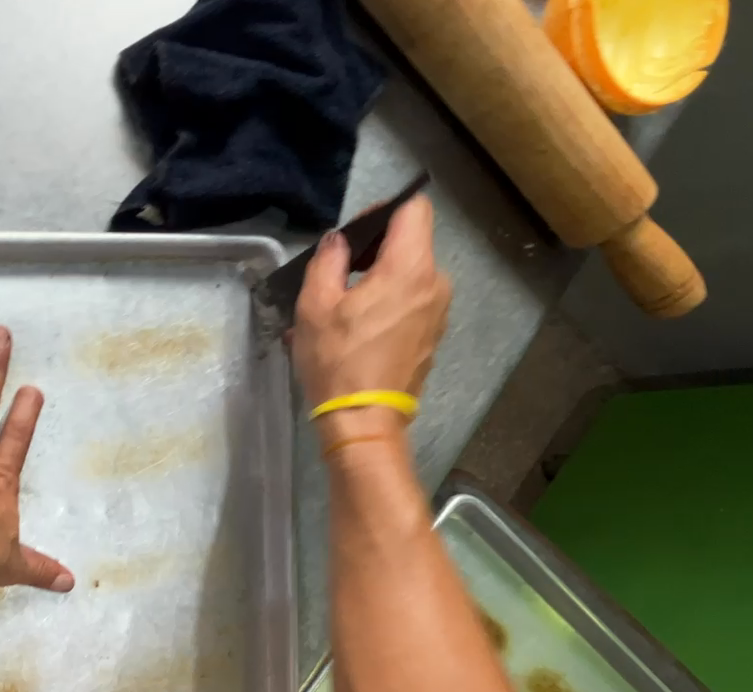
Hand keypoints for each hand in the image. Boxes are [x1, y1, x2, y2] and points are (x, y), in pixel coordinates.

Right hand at [291, 195, 451, 428]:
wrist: (363, 420)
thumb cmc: (337, 360)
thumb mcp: (314, 306)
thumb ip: (327, 262)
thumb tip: (337, 242)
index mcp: (410, 268)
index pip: (413, 209)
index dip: (382, 210)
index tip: (353, 234)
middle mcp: (435, 284)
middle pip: (410, 245)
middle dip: (374, 252)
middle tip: (337, 275)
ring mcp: (438, 314)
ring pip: (408, 279)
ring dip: (376, 284)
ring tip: (339, 310)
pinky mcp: (431, 339)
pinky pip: (409, 307)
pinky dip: (384, 309)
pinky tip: (354, 332)